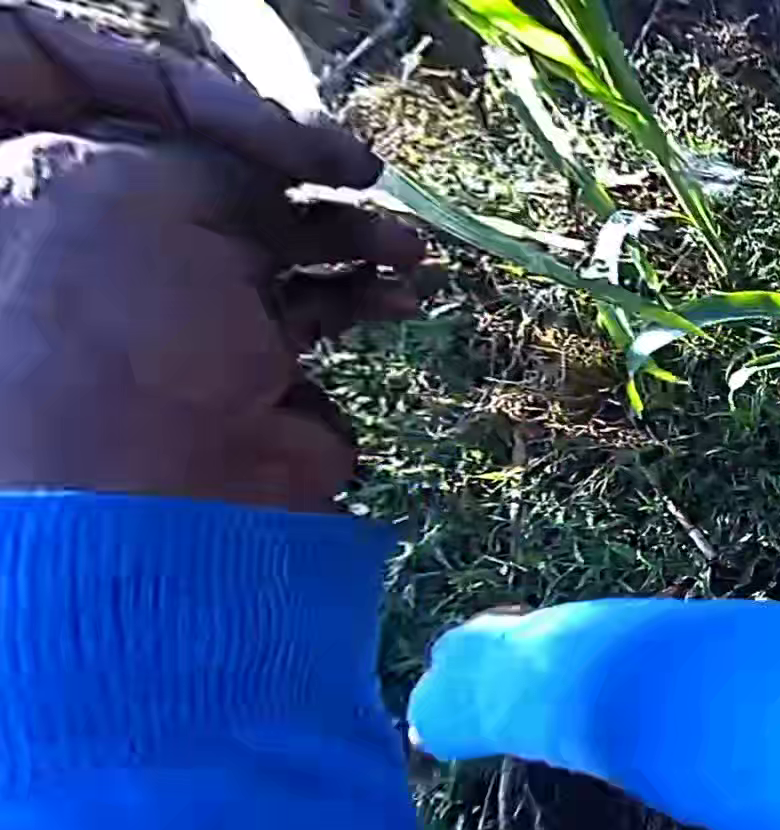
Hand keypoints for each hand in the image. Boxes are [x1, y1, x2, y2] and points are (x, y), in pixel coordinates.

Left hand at [0, 5, 423, 511]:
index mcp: (9, 167)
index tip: (280, 125)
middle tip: (365, 176)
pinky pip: (314, 297)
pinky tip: (403, 296)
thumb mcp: (141, 199)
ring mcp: (177, 290)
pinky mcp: (253, 347)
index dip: (179, 82)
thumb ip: (210, 155)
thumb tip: (276, 158)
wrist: (166, 484)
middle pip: (194, 155)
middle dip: (292, 164)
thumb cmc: (116, 331)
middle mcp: (85, 220)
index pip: (62, 64)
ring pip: (272, 230)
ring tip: (408, 250)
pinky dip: (366, 291)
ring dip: (349, 232)